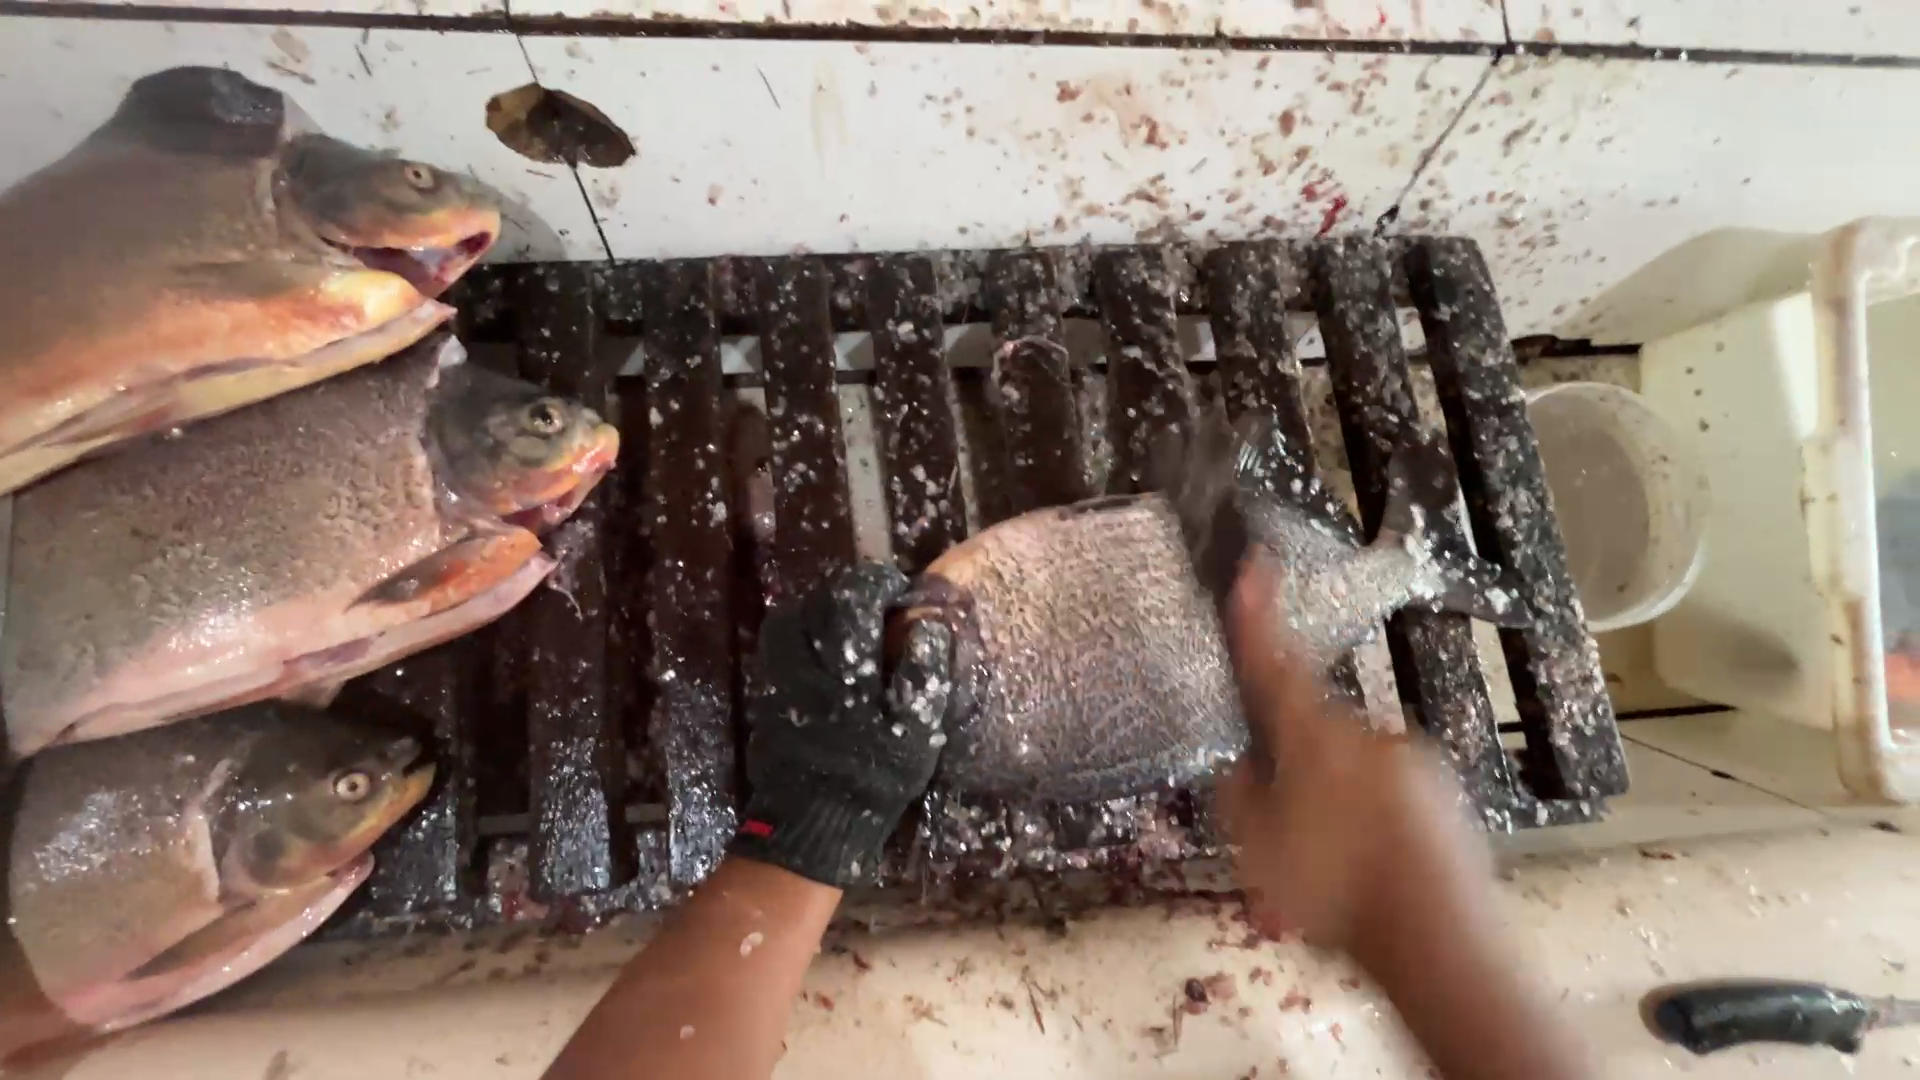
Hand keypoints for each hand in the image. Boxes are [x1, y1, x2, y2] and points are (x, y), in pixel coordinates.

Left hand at [730, 562, 951, 887]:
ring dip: (823, 605)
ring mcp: (780, 671)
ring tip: (849, 617)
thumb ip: (923, 674)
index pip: (857, 597)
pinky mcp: (767, 686)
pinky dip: (802, 628)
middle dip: (852, 590)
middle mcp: (808, 659)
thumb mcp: (915, 732)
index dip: (881, 583)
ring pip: (793, 613)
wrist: (812, 819)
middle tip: (877, 599)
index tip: (901, 588)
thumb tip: (930, 626)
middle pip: (821, 598)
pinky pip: (779, 639)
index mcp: (847, 665)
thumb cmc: (871, 775)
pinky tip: (824, 644)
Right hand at [1217, 557, 1491, 957]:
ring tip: (1334, 847)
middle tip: (1286, 807)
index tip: (1254, 564)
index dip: (1258, 612)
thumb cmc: (1334, 891)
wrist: (1440, 943)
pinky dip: (1370, 799)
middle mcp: (1362, 732)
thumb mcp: (1255, 846)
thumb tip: (1243, 761)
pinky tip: (1370, 849)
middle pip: (1311, 718)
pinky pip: (1386, 774)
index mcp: (1310, 738)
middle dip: (1294, 748)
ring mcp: (1406, 755)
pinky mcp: (1439, 782)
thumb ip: (1239, 790)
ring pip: (1349, 751)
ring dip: (1334, 783)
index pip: (1273, 663)